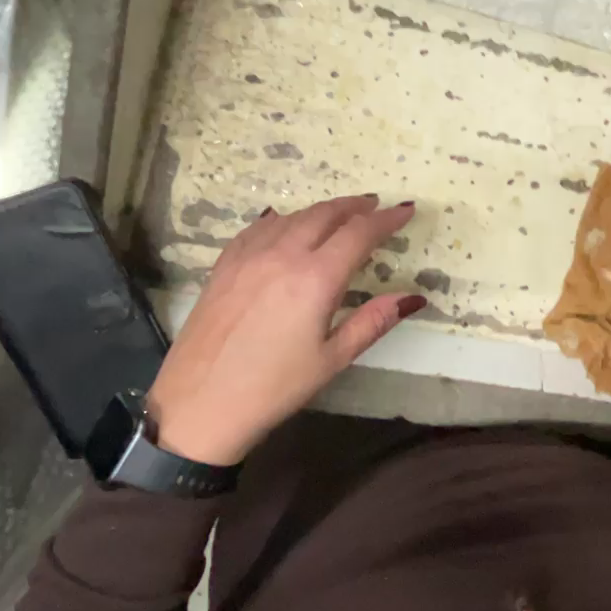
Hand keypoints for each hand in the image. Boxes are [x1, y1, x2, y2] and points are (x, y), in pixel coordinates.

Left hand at [145, 195, 424, 466]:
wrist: (199, 404)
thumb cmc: (274, 387)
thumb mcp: (332, 359)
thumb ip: (372, 322)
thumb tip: (412, 297)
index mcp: (315, 278)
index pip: (359, 234)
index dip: (386, 219)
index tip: (406, 210)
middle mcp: (282, 256)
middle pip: (324, 215)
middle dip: (354, 207)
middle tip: (375, 206)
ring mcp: (248, 257)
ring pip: (292, 217)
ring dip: (321, 211)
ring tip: (339, 215)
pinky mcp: (224, 266)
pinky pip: (258, 228)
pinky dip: (282, 219)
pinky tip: (284, 222)